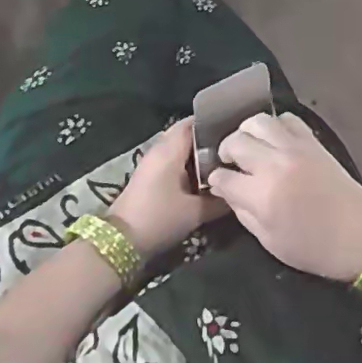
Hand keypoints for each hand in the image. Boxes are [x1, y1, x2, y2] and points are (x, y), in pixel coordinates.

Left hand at [108, 119, 227, 257]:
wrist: (122, 240)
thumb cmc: (160, 218)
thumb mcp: (195, 212)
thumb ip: (220, 200)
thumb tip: (238, 190)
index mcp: (170, 149)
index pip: (194, 122)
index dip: (215, 122)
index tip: (236, 129)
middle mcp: (160, 149)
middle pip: (188, 134)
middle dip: (210, 140)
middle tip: (235, 148)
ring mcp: (153, 162)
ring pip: (181, 149)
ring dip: (200, 154)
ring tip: (226, 162)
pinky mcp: (150, 176)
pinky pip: (174, 161)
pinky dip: (190, 165)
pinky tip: (206, 178)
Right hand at [207, 112, 361, 282]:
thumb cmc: (314, 248)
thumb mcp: (269, 241)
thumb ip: (242, 212)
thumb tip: (226, 190)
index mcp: (262, 195)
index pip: (223, 178)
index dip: (215, 180)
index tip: (217, 183)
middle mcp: (274, 164)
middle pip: (235, 142)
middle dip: (225, 152)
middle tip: (229, 162)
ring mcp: (294, 148)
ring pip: (257, 121)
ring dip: (245, 131)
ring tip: (247, 144)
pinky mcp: (312, 141)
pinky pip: (287, 119)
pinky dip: (275, 125)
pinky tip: (273, 139)